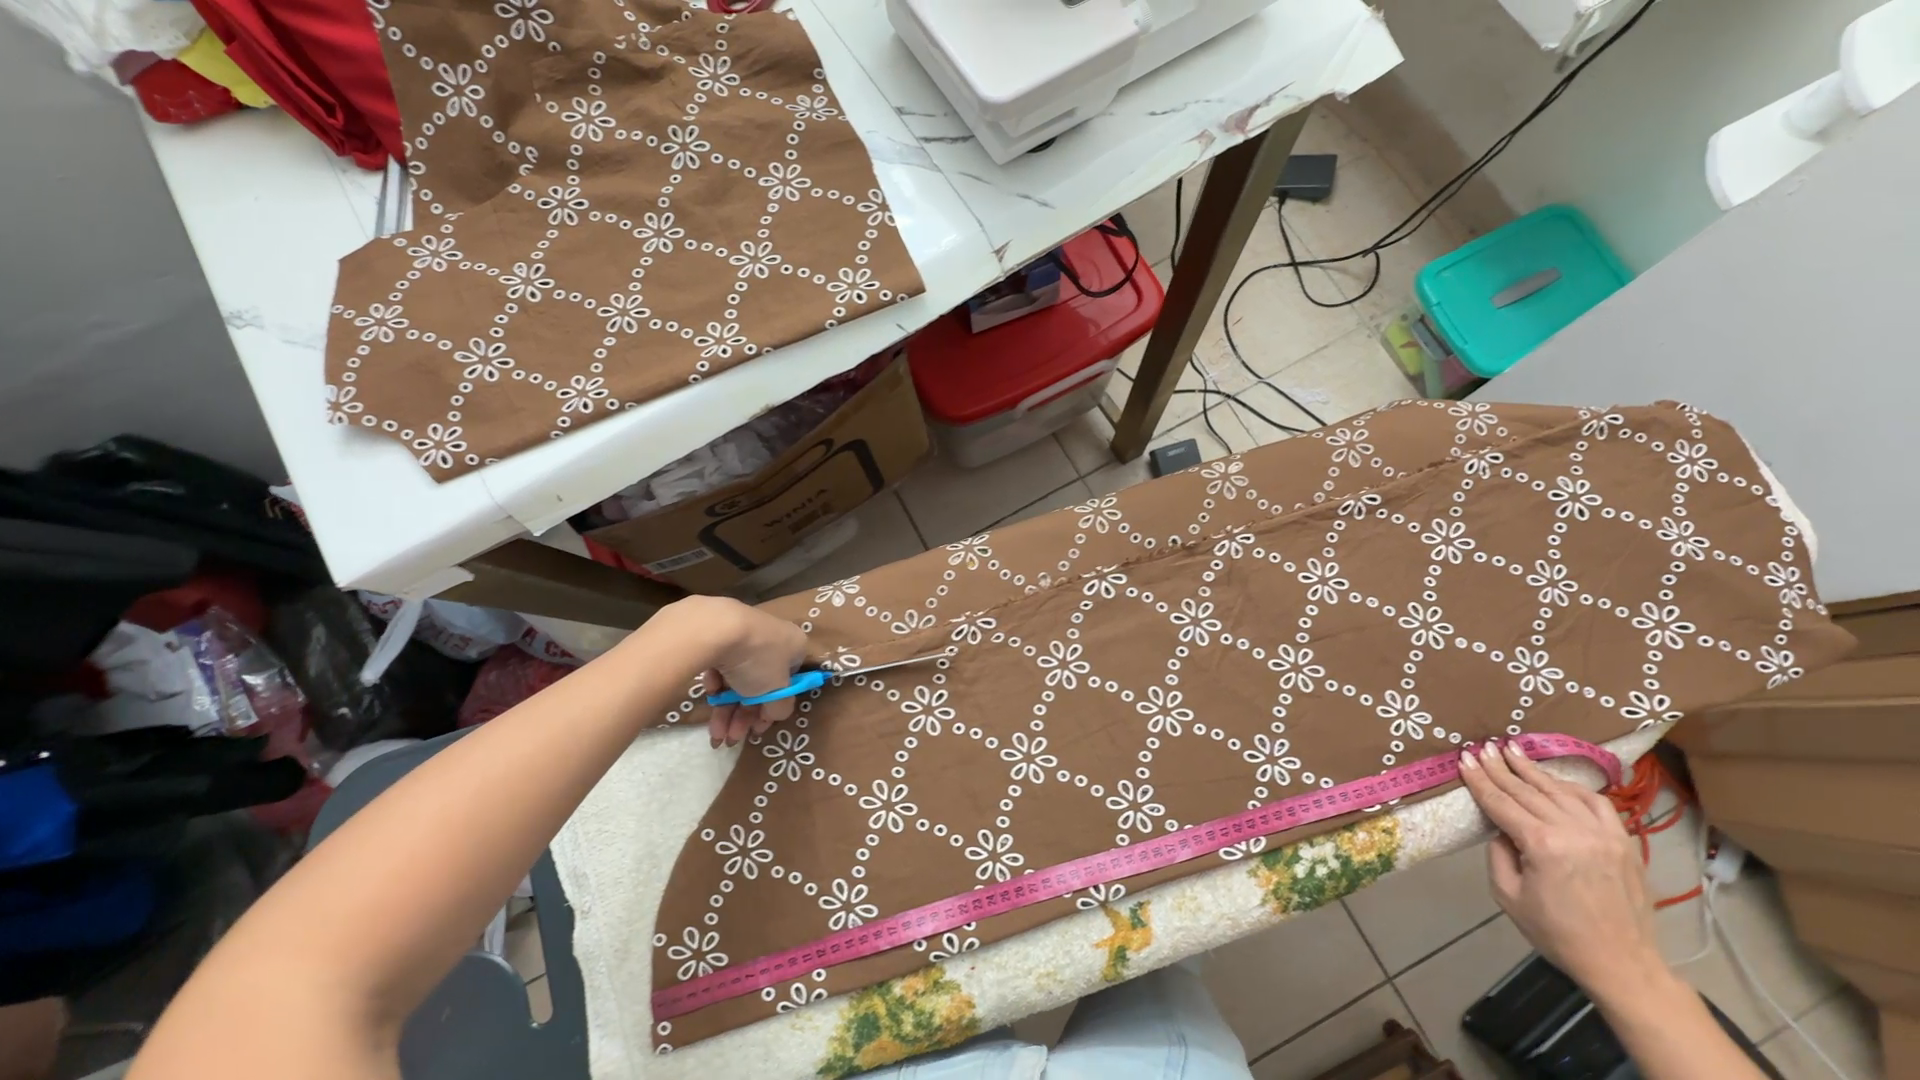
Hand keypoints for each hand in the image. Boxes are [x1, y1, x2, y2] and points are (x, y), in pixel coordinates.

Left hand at [661, 596, 808, 748]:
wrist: (716, 628)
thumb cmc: (757, 659)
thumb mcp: (776, 691)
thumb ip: (780, 707)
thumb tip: (776, 713)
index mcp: (795, 645)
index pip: (788, 682)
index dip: (771, 710)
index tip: (756, 729)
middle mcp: (772, 636)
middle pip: (759, 684)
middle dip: (743, 717)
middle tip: (731, 739)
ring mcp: (743, 632)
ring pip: (737, 677)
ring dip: (726, 710)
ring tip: (714, 734)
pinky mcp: (716, 632)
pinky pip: (720, 663)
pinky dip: (715, 682)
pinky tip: (708, 694)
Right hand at [1459, 740, 1666, 1002]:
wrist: (1620, 962)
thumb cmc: (1556, 934)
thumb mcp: (1509, 896)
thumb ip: (1499, 854)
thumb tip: (1502, 829)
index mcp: (1542, 845)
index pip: (1501, 802)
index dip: (1480, 780)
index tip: (1465, 759)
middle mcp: (1573, 830)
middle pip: (1528, 791)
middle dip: (1502, 768)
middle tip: (1484, 748)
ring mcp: (1603, 833)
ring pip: (1561, 791)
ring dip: (1534, 770)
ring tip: (1513, 752)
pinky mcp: (1623, 841)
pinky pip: (1596, 803)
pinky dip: (1573, 787)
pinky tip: (1556, 780)